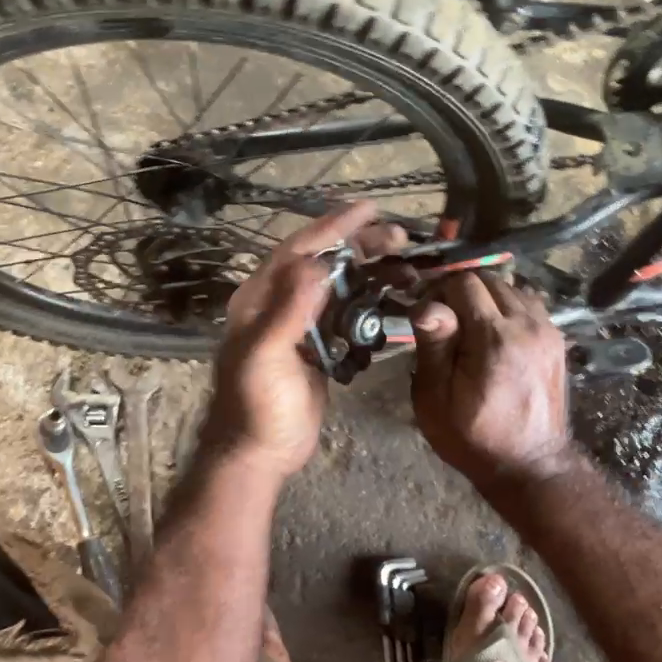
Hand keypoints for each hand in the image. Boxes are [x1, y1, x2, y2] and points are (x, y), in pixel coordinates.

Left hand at [204, 202, 401, 480]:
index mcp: (258, 299)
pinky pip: (344, 316)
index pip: (297, 251)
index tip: (369, 210)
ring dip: (368, 274)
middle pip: (321, 263)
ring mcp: (298, 327)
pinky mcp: (316, 349)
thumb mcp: (266, 354)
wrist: (259, 452)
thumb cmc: (256, 405)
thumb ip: (288, 308)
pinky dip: (367, 305)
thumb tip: (317, 263)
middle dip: (358, 247)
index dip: (332, 227)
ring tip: (404, 265)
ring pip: (337, 288)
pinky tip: (391, 299)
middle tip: (399, 237)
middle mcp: (276, 305)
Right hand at [410, 272, 575, 491]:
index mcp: (494, 336)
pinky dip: (508, 307)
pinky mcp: (557, 340)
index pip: (463, 282)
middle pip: (489, 278)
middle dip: (461, 291)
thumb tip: (426, 305)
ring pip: (512, 287)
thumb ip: (433, 345)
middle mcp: (527, 324)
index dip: (438, 292)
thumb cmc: (472, 437)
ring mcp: (548, 330)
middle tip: (445, 323)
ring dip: (486, 298)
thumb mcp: (435, 398)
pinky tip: (494, 333)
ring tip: (469, 328)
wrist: (529, 465)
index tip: (427, 318)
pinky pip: (529, 304)